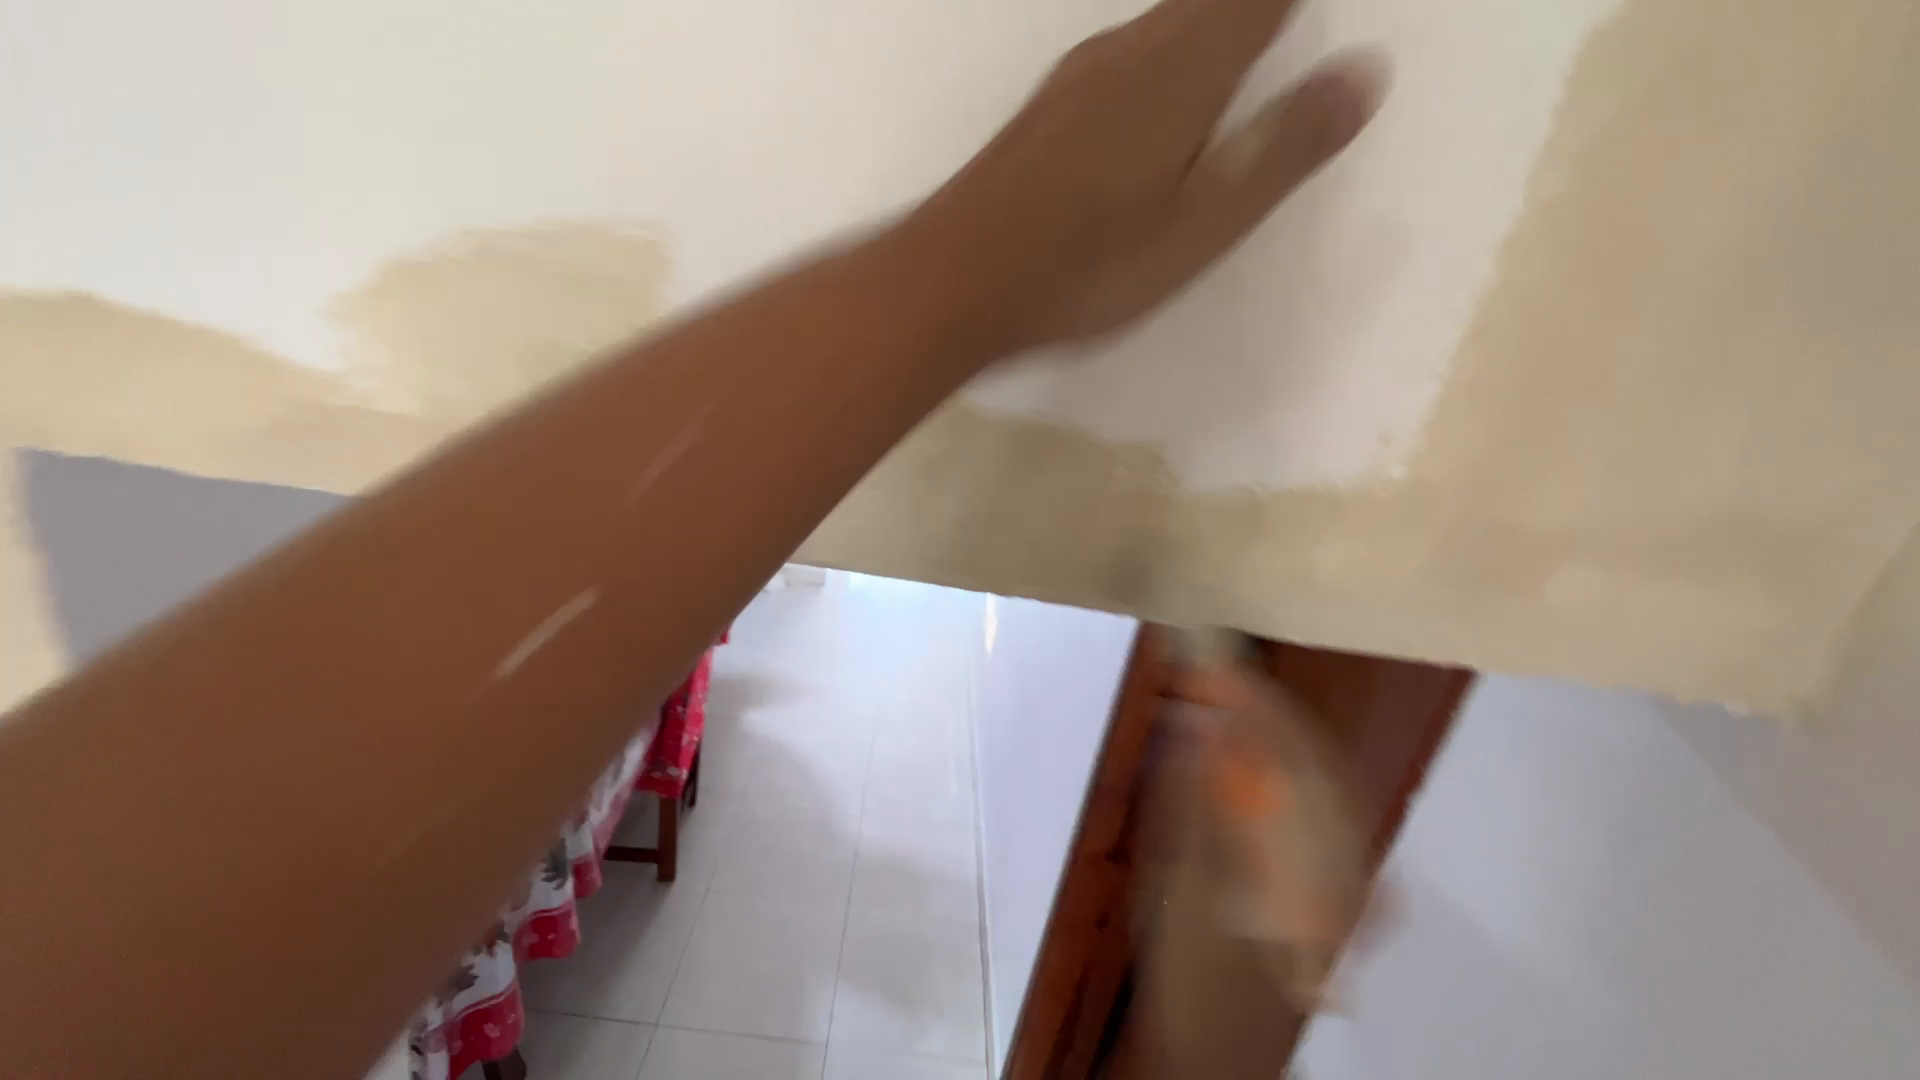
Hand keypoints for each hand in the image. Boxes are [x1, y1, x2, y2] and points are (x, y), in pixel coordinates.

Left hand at [917, 0, 1385, 350]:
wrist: (958, 281)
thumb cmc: (1089, 265)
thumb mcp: (1203, 223)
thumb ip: (1282, 149)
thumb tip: (1363, 72)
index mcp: (1184, 68)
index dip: (1287, 2)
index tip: (1302, 18)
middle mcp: (1127, 54)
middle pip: (1207, 4)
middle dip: (1250, 13)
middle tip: (1278, 27)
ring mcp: (1073, 82)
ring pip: (1158, 32)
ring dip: (1203, 32)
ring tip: (1237, 46)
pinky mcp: (1039, 119)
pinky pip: (1117, 68)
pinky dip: (1155, 69)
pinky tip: (1151, 108)